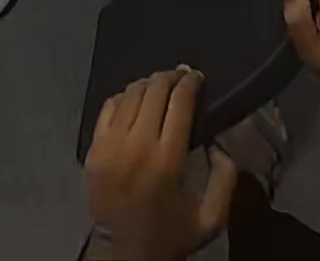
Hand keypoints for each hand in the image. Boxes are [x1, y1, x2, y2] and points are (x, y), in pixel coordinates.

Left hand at [86, 67, 236, 260]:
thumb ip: (225, 182)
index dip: (190, 83)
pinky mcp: (95, 144)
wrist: (123, 253)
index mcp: (167, 160)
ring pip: (131, 92)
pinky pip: (109, 104)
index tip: (197, 76)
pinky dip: (125, 95)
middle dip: (171, 76)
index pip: (179, 102)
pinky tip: (135, 97)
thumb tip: (221, 147)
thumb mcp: (209, 220)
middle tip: (181, 75)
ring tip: (160, 84)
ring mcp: (112, 141)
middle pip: (154, 89)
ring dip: (148, 82)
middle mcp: (137, 143)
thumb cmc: (168, 235)